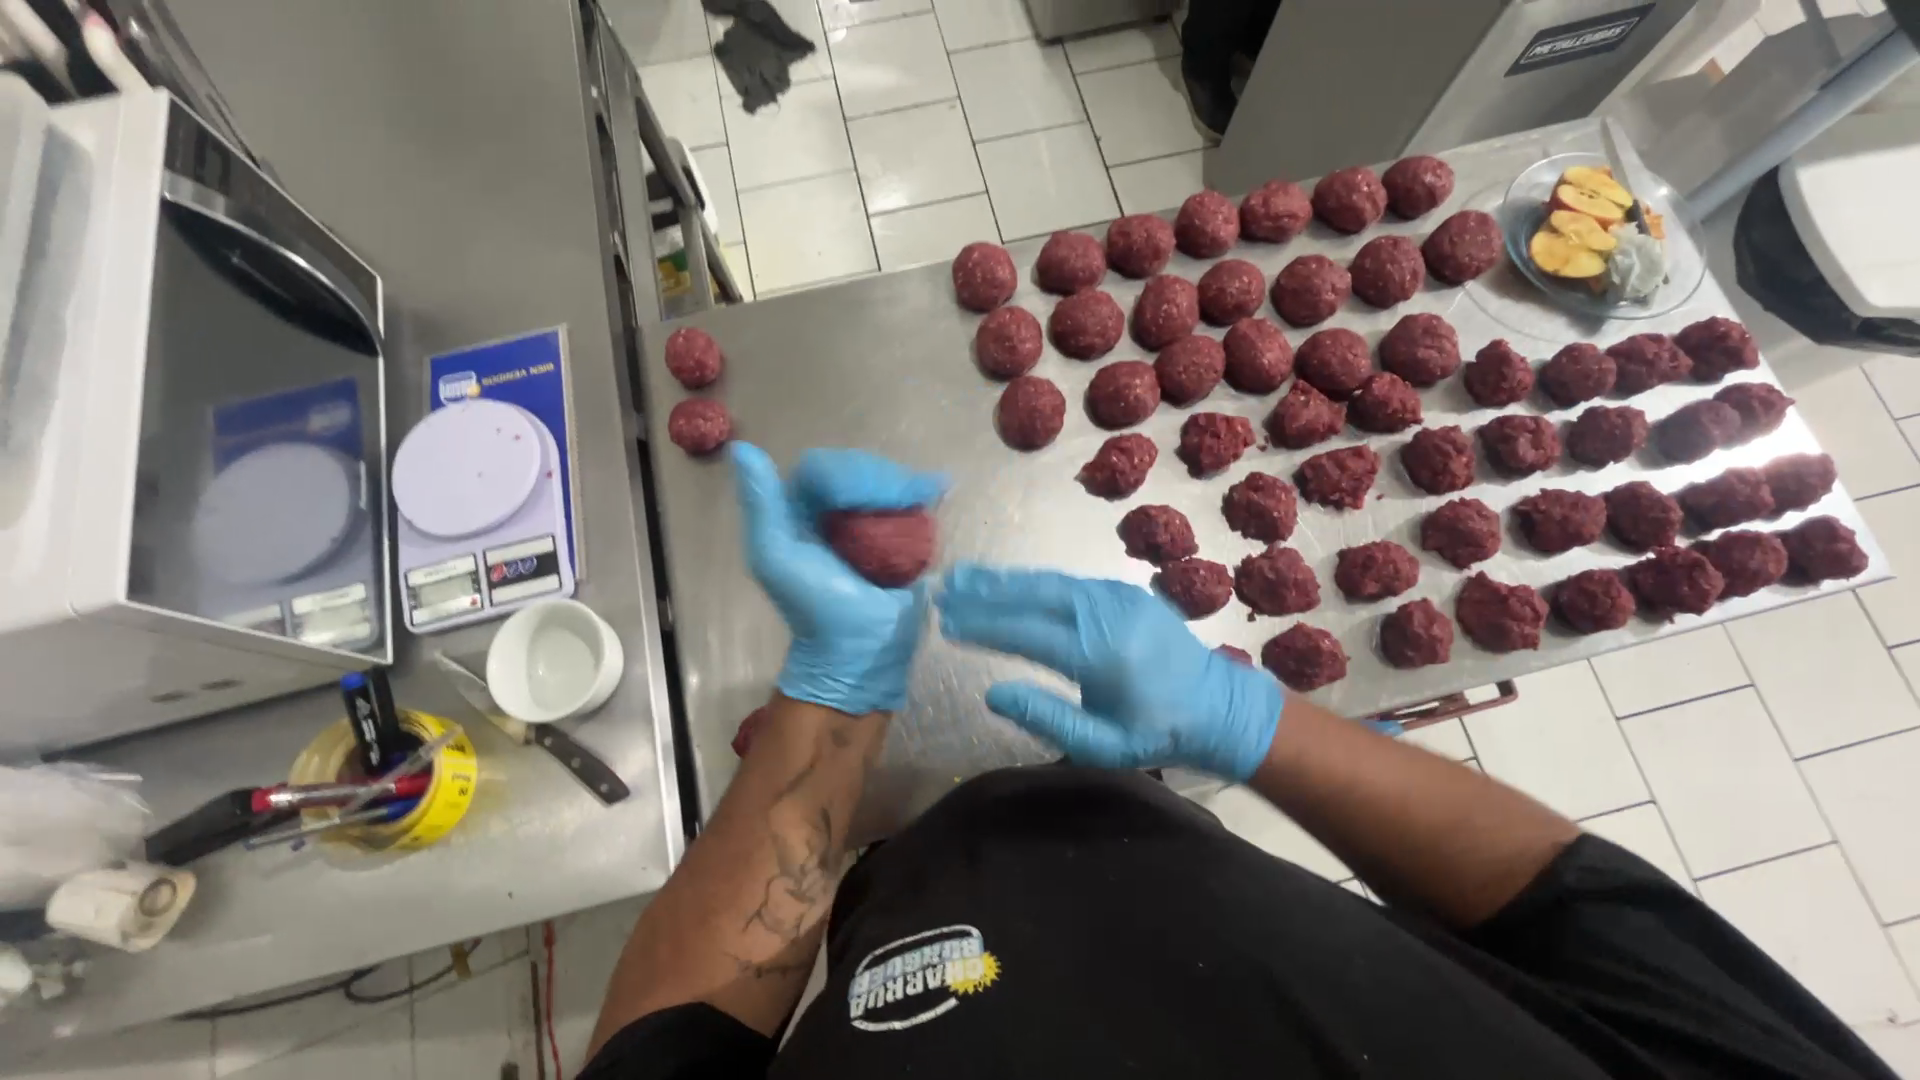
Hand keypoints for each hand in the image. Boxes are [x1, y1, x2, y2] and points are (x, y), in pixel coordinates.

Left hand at [731, 443, 947, 715]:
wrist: (862, 649)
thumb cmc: (814, 607)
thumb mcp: (775, 557)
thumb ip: (760, 504)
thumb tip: (741, 448)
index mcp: (798, 510)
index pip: (824, 467)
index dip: (848, 474)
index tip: (865, 499)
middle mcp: (832, 508)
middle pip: (860, 468)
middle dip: (883, 479)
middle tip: (905, 500)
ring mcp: (868, 519)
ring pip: (886, 480)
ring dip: (905, 486)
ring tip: (925, 498)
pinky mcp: (899, 533)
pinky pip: (910, 501)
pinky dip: (924, 491)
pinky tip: (940, 489)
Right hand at [937, 564, 1283, 780]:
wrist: (1217, 704)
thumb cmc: (1155, 732)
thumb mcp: (1102, 744)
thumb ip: (1046, 718)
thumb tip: (993, 693)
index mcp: (1099, 655)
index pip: (1026, 633)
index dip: (983, 626)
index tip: (946, 622)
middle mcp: (1105, 615)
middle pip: (1033, 595)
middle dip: (984, 592)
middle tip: (943, 589)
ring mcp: (1117, 596)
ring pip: (1048, 581)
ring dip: (1004, 580)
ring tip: (963, 578)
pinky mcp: (1123, 590)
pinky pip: (1068, 581)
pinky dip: (1033, 581)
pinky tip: (1008, 582)